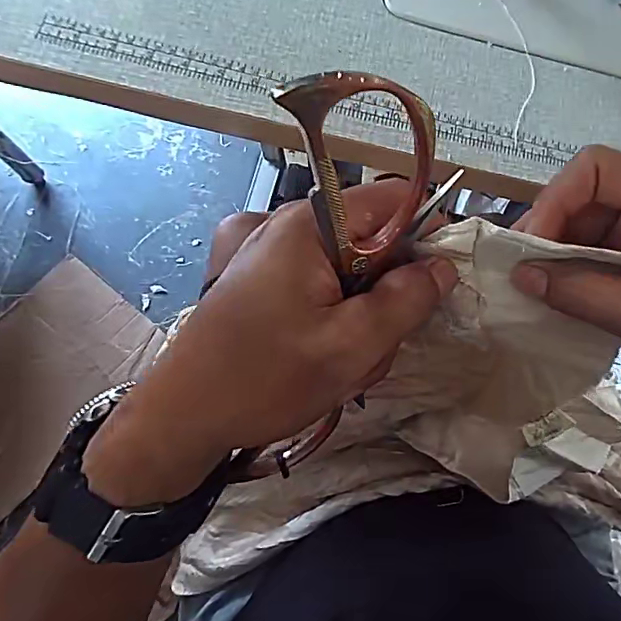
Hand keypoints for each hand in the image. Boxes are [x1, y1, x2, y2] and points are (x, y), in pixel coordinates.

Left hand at [85, 178, 456, 505]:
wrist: (177, 422)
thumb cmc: (262, 380)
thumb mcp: (352, 345)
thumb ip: (408, 300)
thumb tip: (442, 267)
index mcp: (310, 225)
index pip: (395, 198)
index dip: (429, 230)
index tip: (438, 279)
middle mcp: (289, 225)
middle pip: (376, 240)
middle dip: (390, 290)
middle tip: (377, 342)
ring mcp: (270, 251)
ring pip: (354, 270)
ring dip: (364, 315)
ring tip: (343, 361)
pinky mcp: (260, 277)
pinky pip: (324, 285)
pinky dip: (336, 317)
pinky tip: (320, 354)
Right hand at [511, 146, 620, 414]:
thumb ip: (587, 294)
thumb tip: (521, 275)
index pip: (600, 171)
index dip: (557, 199)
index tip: (531, 247)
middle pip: (589, 200)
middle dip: (551, 232)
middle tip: (520, 275)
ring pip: (589, 234)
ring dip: (558, 259)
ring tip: (530, 292)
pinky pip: (600, 264)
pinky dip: (574, 280)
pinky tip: (555, 303)